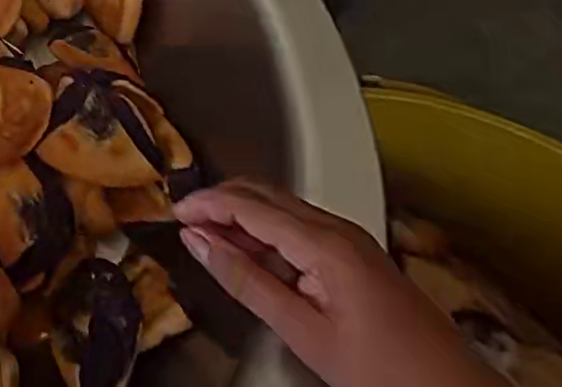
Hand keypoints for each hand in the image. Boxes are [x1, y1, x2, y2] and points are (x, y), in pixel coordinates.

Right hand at [175, 179, 503, 386]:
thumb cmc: (388, 377)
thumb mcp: (305, 334)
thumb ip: (246, 281)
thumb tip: (197, 241)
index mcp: (325, 243)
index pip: (248, 205)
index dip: (205, 204)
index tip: (174, 214)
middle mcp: (337, 228)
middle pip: (263, 193)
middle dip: (220, 201)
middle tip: (187, 222)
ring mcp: (351, 238)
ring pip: (279, 207)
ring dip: (240, 216)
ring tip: (210, 240)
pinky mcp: (357, 254)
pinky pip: (298, 226)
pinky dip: (265, 232)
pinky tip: (251, 256)